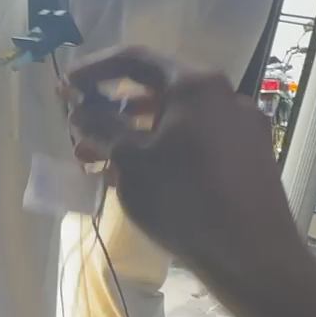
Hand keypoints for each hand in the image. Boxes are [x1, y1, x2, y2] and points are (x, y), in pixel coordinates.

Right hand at [59, 47, 311, 296]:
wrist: (251, 257)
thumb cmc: (182, 198)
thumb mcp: (129, 158)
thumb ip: (100, 125)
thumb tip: (79, 108)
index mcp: (196, 86)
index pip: (135, 59)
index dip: (93, 69)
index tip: (64, 87)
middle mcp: (223, 97)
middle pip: (154, 89)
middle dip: (109, 108)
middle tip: (77, 128)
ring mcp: (239, 127)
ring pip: (171, 118)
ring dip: (129, 132)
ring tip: (96, 159)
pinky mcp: (245, 156)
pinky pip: (191, 139)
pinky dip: (157, 147)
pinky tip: (133, 175)